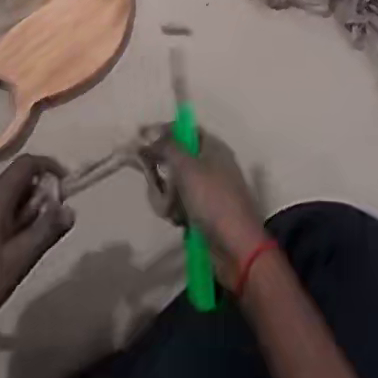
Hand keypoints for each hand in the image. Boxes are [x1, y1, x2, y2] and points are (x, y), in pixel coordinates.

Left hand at [0, 156, 71, 337]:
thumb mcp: (18, 261)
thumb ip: (45, 232)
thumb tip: (70, 209)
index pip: (27, 163)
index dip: (50, 168)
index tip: (66, 189)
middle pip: (17, 181)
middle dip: (39, 197)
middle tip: (48, 228)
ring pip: (5, 198)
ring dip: (24, 212)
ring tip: (28, 245)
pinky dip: (9, 221)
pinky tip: (7, 252)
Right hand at [142, 128, 268, 286]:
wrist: (237, 247)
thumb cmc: (213, 200)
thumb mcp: (187, 167)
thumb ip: (167, 146)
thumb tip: (150, 132)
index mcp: (214, 147)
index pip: (184, 130)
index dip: (163, 132)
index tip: (140, 140)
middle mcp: (213, 164)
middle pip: (177, 158)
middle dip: (164, 173)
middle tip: (158, 183)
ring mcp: (210, 189)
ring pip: (176, 184)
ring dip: (169, 196)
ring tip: (173, 210)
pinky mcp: (206, 211)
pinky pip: (182, 204)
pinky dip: (177, 211)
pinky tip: (180, 222)